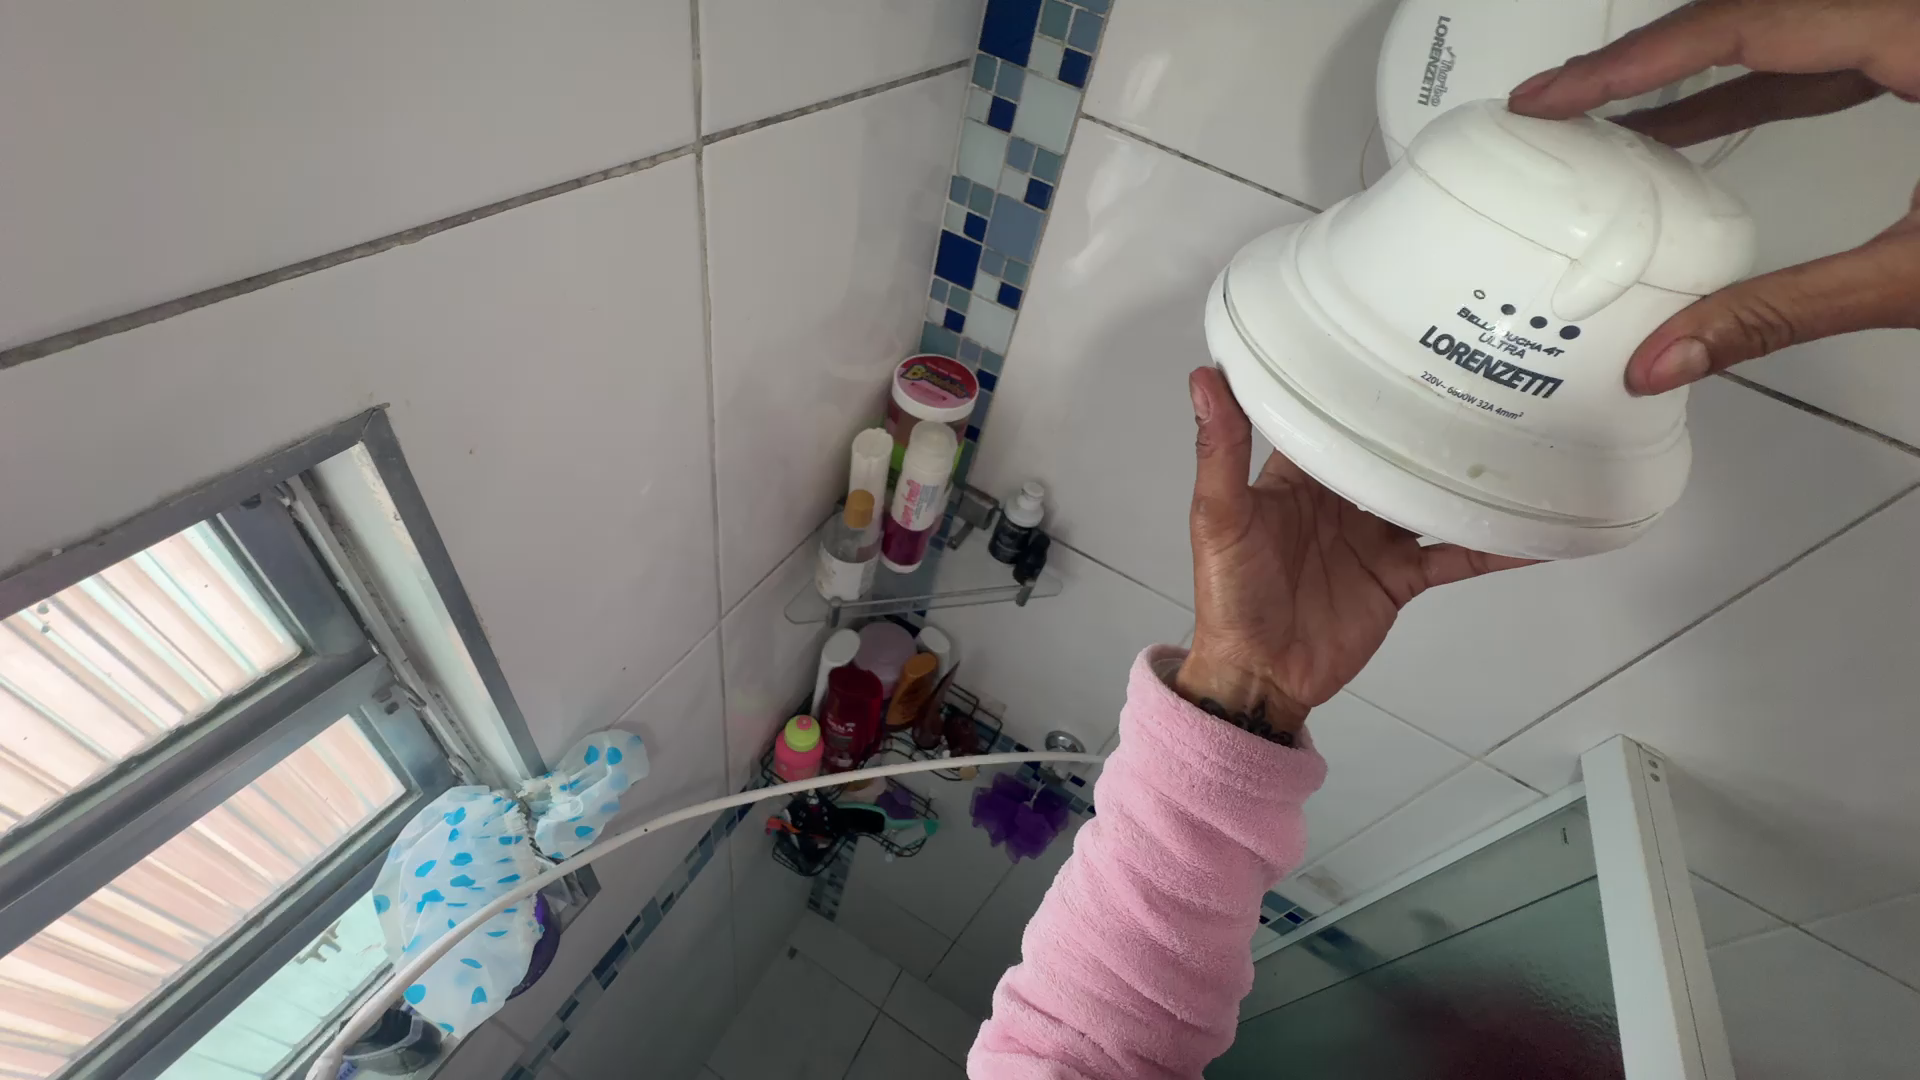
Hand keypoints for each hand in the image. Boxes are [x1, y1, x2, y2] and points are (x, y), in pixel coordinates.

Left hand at [1174, 368, 1533, 737]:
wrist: (1261, 671)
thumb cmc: (1231, 591)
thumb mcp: (1218, 516)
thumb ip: (1219, 452)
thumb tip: (1204, 376)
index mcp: (1294, 477)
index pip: (1329, 416)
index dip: (1358, 380)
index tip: (1402, 332)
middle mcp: (1337, 499)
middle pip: (1391, 448)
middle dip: (1430, 415)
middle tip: (1491, 363)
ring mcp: (1374, 537)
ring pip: (1432, 493)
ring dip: (1472, 469)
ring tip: (1533, 425)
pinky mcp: (1401, 576)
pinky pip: (1458, 553)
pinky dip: (1499, 542)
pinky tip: (1547, 521)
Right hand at [1508, 0, 1919, 395]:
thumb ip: (1782, 312)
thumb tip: (1656, 364)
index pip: (1754, 24)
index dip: (1634, 63)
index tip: (1547, 97)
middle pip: (1757, 11)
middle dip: (1641, 60)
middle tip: (1550, 104)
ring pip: (1786, 29)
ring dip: (1682, 76)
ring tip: (1595, 120)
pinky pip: (1821, 56)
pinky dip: (1741, 92)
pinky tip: (1683, 132)